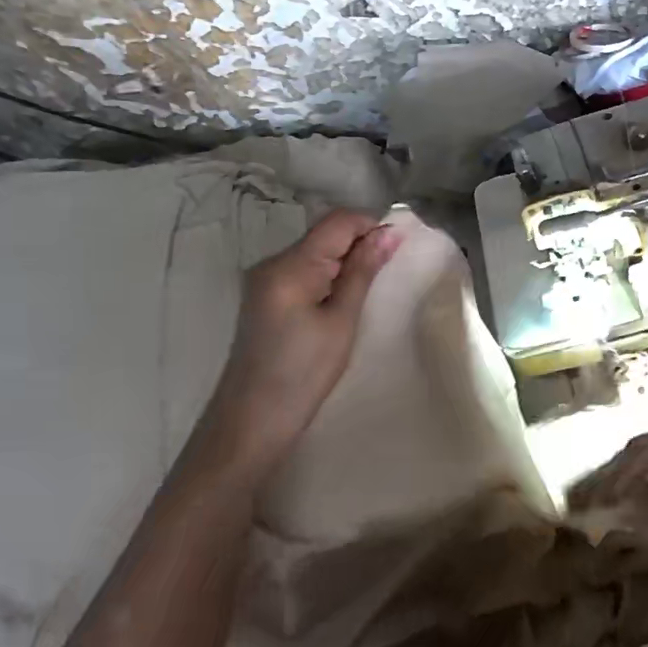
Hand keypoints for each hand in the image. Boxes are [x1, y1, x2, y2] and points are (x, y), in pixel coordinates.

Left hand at [202, 210, 399, 469]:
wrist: (249, 425)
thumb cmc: (302, 376)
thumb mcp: (341, 322)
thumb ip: (363, 272)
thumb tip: (389, 232)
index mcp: (289, 265)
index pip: (337, 221)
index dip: (370, 225)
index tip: (398, 246)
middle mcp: (271, 262)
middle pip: (324, 233)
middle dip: (359, 243)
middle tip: (388, 271)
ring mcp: (263, 280)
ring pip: (314, 251)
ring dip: (344, 260)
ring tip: (367, 289)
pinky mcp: (263, 297)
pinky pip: (302, 270)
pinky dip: (327, 275)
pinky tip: (341, 300)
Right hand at [567, 423, 647, 556]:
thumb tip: (615, 513)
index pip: (640, 454)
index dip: (614, 479)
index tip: (591, 504)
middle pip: (639, 454)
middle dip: (614, 478)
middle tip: (589, 505)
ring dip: (627, 486)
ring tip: (603, 509)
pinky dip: (643, 494)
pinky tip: (632, 511)